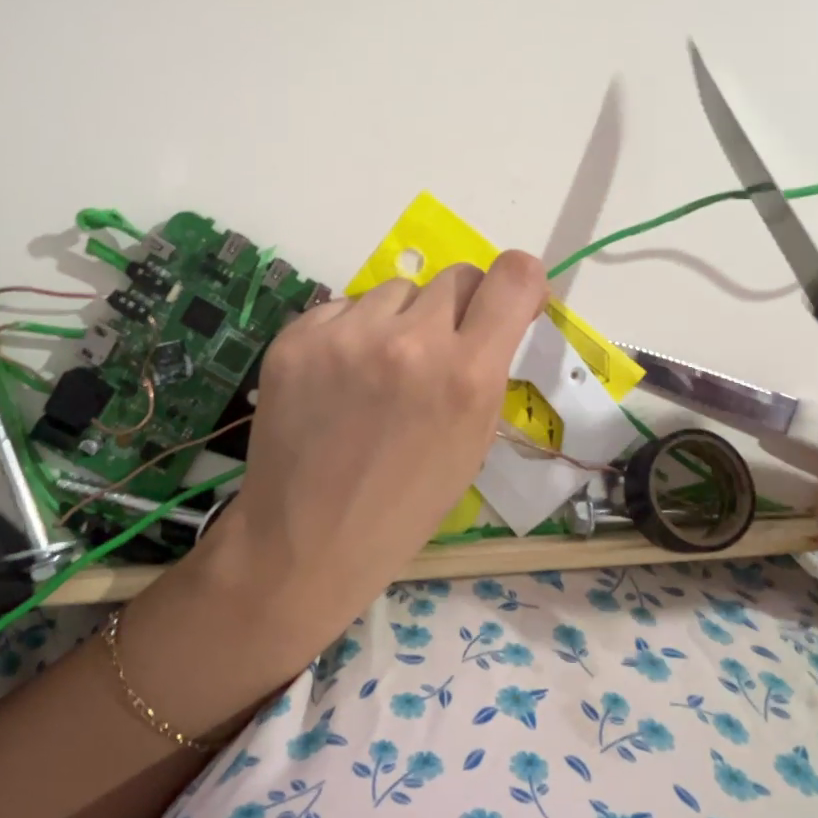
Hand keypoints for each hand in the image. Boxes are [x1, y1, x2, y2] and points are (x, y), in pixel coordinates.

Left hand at [202, 251, 547, 651]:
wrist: (309, 540)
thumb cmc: (405, 505)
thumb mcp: (472, 445)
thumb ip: (486, 373)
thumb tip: (492, 321)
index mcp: (466, 376)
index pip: (513, 277)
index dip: (520, 282)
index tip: (509, 300)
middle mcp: (411, 342)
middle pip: (454, 277)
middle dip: (458, 308)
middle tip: (438, 348)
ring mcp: (347, 336)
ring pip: (394, 291)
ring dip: (399, 321)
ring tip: (378, 372)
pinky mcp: (297, 338)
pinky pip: (342, 308)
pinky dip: (350, 333)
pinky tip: (337, 379)